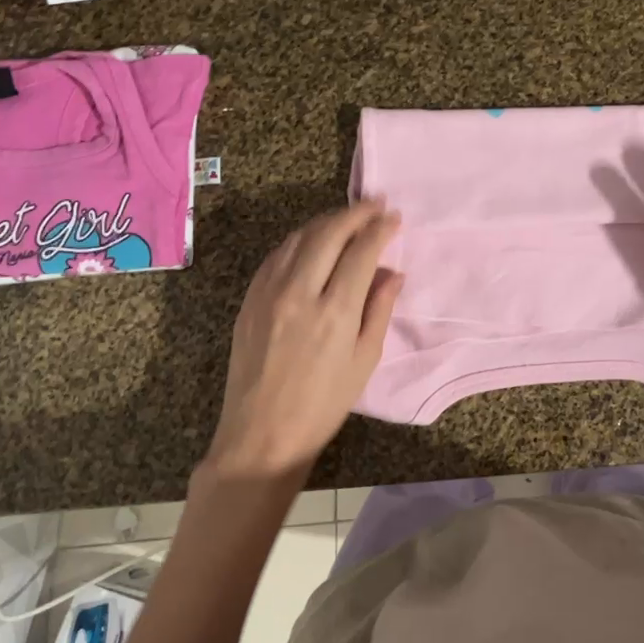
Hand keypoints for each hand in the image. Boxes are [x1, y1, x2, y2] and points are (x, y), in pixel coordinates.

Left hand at [203, 200, 403, 479]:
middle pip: (328, 234)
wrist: (262, 436)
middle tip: (374, 205)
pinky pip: (276, 256)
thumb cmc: (324, 404)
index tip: (394, 218)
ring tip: (347, 218)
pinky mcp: (249, 300)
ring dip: (326, 222)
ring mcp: (268, 294)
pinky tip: (312, 242)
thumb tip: (392, 272)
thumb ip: (378, 309)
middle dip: (355, 214)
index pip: (361, 251)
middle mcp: (299, 293)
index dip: (380, 229)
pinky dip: (299, 240)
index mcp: (334, 312)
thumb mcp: (364, 360)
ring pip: (299, 238)